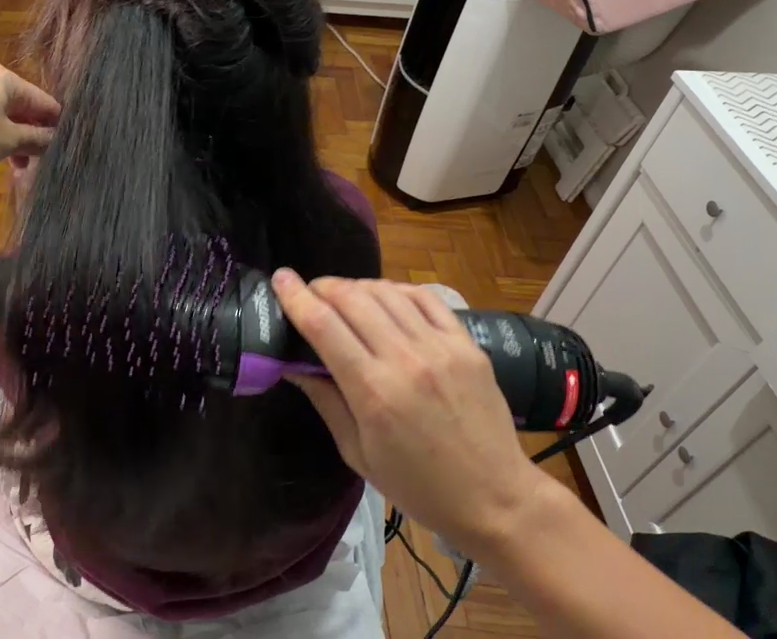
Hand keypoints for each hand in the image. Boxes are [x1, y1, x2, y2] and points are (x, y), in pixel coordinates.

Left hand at [0, 63, 58, 182]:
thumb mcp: (7, 140)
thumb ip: (36, 139)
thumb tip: (56, 139)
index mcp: (5, 78)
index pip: (44, 101)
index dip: (56, 125)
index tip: (66, 150)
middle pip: (22, 109)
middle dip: (33, 136)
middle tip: (42, 165)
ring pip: (3, 118)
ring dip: (15, 142)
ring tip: (20, 169)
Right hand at [273, 270, 560, 559]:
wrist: (496, 498)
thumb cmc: (419, 486)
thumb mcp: (358, 453)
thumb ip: (325, 400)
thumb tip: (291, 363)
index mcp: (373, 392)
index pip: (323, 325)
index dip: (296, 297)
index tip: (280, 279)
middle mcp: (405, 360)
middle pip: (351, 299)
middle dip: (322, 287)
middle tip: (309, 292)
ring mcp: (440, 348)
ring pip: (386, 292)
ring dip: (356, 286)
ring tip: (343, 296)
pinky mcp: (467, 344)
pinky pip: (425, 298)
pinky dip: (396, 289)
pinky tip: (384, 297)